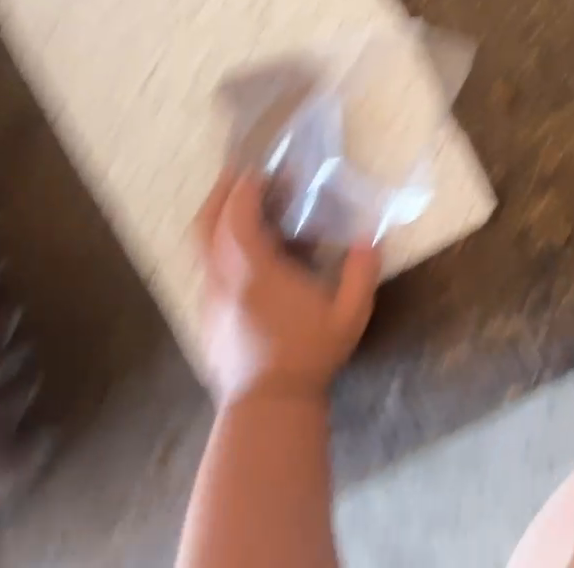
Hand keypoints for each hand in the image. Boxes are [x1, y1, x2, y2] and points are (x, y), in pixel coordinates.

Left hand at [195, 171, 378, 405]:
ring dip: (219, 218)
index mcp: (255, 275)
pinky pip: (209, 266)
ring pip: (203, 247)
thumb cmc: (310, 354)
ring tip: (246, 204)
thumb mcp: (350, 313)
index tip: (258, 168)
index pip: (238, 221)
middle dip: (220, 194)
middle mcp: (223, 281)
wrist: (267, 404)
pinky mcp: (208, 314)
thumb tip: (370, 236)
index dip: (244, 191)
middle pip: (206, 227)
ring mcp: (210, 299)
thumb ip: (361, 271)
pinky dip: (222, 243)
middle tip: (240, 173)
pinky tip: (251, 251)